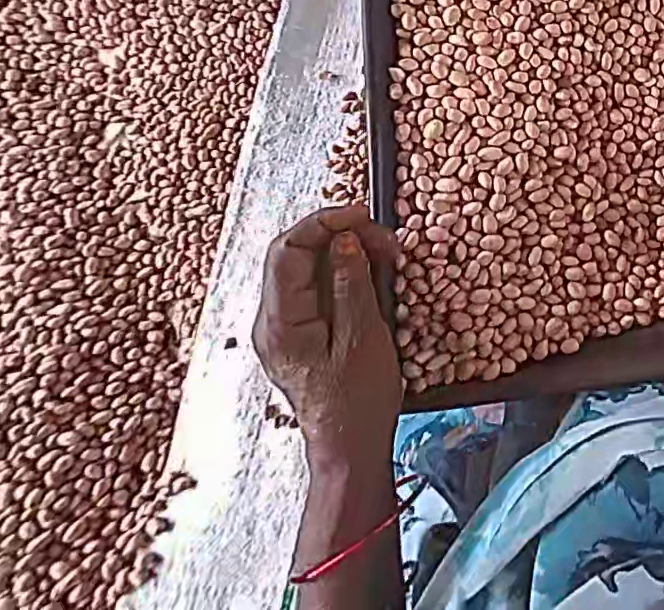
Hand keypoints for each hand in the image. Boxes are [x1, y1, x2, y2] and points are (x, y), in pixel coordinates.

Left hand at [252, 206, 401, 455]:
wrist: (350, 448)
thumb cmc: (357, 401)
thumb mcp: (363, 339)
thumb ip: (351, 285)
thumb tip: (345, 240)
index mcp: (280, 323)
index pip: (287, 251)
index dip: (323, 223)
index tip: (362, 215)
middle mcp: (274, 319)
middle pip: (299, 254)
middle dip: (343, 236)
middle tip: (386, 241)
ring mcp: (288, 324)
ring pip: (313, 267)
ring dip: (351, 251)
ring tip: (389, 255)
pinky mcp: (305, 328)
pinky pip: (322, 285)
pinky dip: (350, 271)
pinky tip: (377, 273)